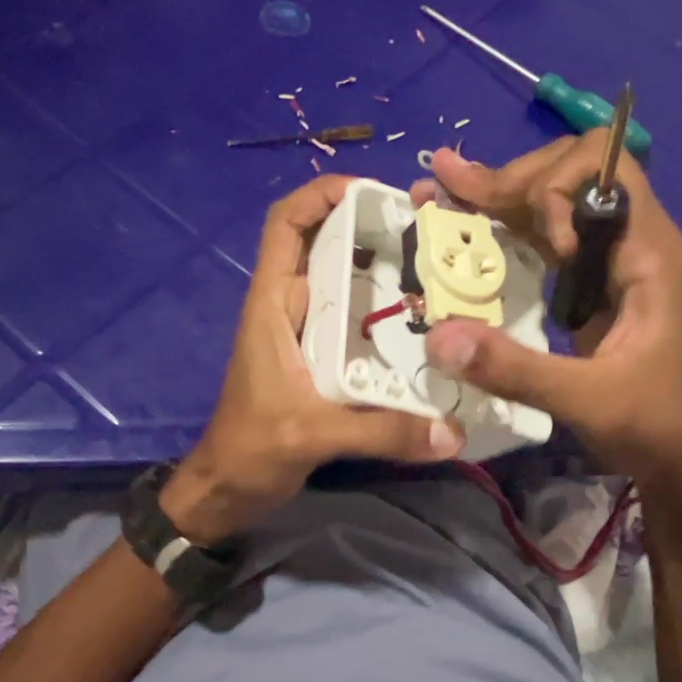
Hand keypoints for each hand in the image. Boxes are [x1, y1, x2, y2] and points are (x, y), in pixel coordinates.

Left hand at [162, 175, 464, 544]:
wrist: (227, 490)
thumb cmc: (251, 450)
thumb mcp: (313, 434)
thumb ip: (382, 432)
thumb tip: (454, 431)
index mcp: (271, 305)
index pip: (284, 225)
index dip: (319, 195)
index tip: (373, 191)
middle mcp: (288, 310)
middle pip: (323, 246)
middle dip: (369, 229)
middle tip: (431, 234)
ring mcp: (304, 336)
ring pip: (343, 285)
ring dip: (381, 271)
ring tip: (438, 268)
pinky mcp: (319, 362)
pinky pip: (353, 324)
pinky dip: (383, 315)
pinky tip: (425, 324)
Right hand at [415, 138, 681, 483]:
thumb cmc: (659, 426)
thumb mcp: (587, 401)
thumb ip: (514, 369)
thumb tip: (437, 337)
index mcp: (646, 253)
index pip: (604, 169)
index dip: (557, 190)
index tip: (537, 244)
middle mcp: (628, 242)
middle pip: (571, 173)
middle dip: (510, 181)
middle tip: (447, 196)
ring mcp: (608, 262)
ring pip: (554, 201)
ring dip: (498, 197)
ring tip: (438, 194)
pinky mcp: (589, 285)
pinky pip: (545, 238)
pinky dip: (505, 230)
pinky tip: (465, 229)